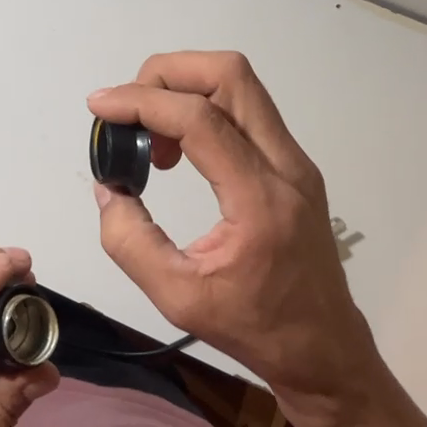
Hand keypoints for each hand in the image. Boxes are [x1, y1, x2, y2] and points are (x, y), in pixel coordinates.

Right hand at [87, 52, 426, 426]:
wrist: (326, 352)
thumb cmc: (255, 328)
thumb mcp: (177, 298)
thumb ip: (130, 241)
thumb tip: (108, 186)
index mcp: (261, 200)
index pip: (199, 118)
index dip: (141, 101)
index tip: (100, 108)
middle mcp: (285, 166)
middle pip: (228, 74)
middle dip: (165, 74)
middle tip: (130, 111)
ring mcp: (294, 159)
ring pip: (237, 81)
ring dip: (181, 86)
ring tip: (152, 133)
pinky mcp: (291, 162)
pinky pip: (241, 105)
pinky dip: (198, 104)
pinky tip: (176, 146)